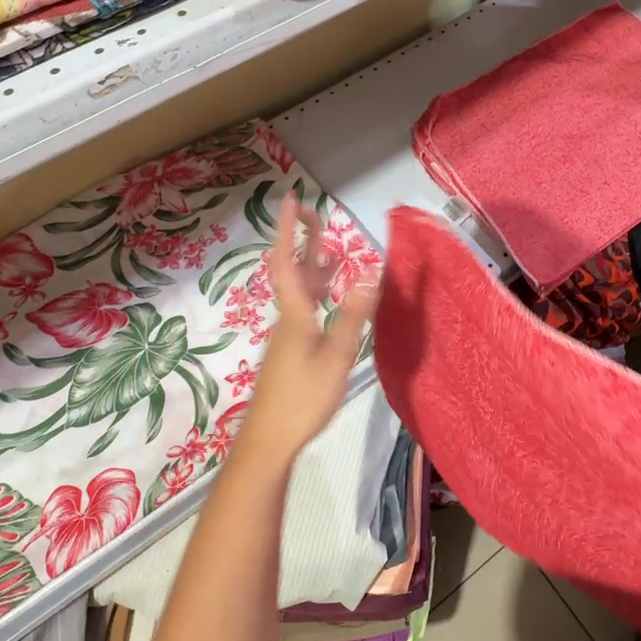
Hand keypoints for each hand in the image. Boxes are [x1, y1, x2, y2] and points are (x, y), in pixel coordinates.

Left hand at [236, 195, 379, 465]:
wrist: (269, 440)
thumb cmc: (302, 398)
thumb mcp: (335, 356)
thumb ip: (353, 315)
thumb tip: (372, 271)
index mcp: (296, 313)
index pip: (288, 261)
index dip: (290, 229)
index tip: (293, 200)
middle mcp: (290, 317)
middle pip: (294, 269)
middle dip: (304, 238)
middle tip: (316, 211)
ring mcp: (291, 334)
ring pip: (302, 290)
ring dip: (315, 265)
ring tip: (334, 248)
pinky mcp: (295, 350)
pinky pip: (308, 307)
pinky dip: (322, 292)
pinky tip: (335, 298)